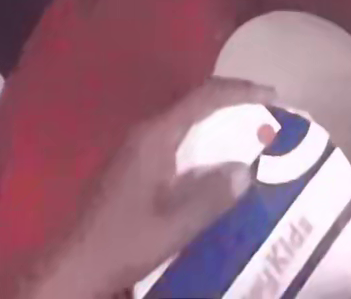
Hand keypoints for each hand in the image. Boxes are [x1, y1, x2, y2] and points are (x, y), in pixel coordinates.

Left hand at [24, 78, 274, 298]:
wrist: (78, 260)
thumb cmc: (125, 240)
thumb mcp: (174, 225)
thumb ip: (211, 196)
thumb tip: (246, 167)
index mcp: (155, 135)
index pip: (202, 98)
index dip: (239, 91)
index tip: (272, 94)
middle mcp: (147, 130)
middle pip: (195, 101)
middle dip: (232, 100)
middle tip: (268, 109)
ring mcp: (140, 144)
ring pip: (186, 117)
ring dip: (218, 117)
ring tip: (252, 128)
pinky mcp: (138, 160)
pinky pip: (178, 134)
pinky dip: (204, 136)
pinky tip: (218, 157)